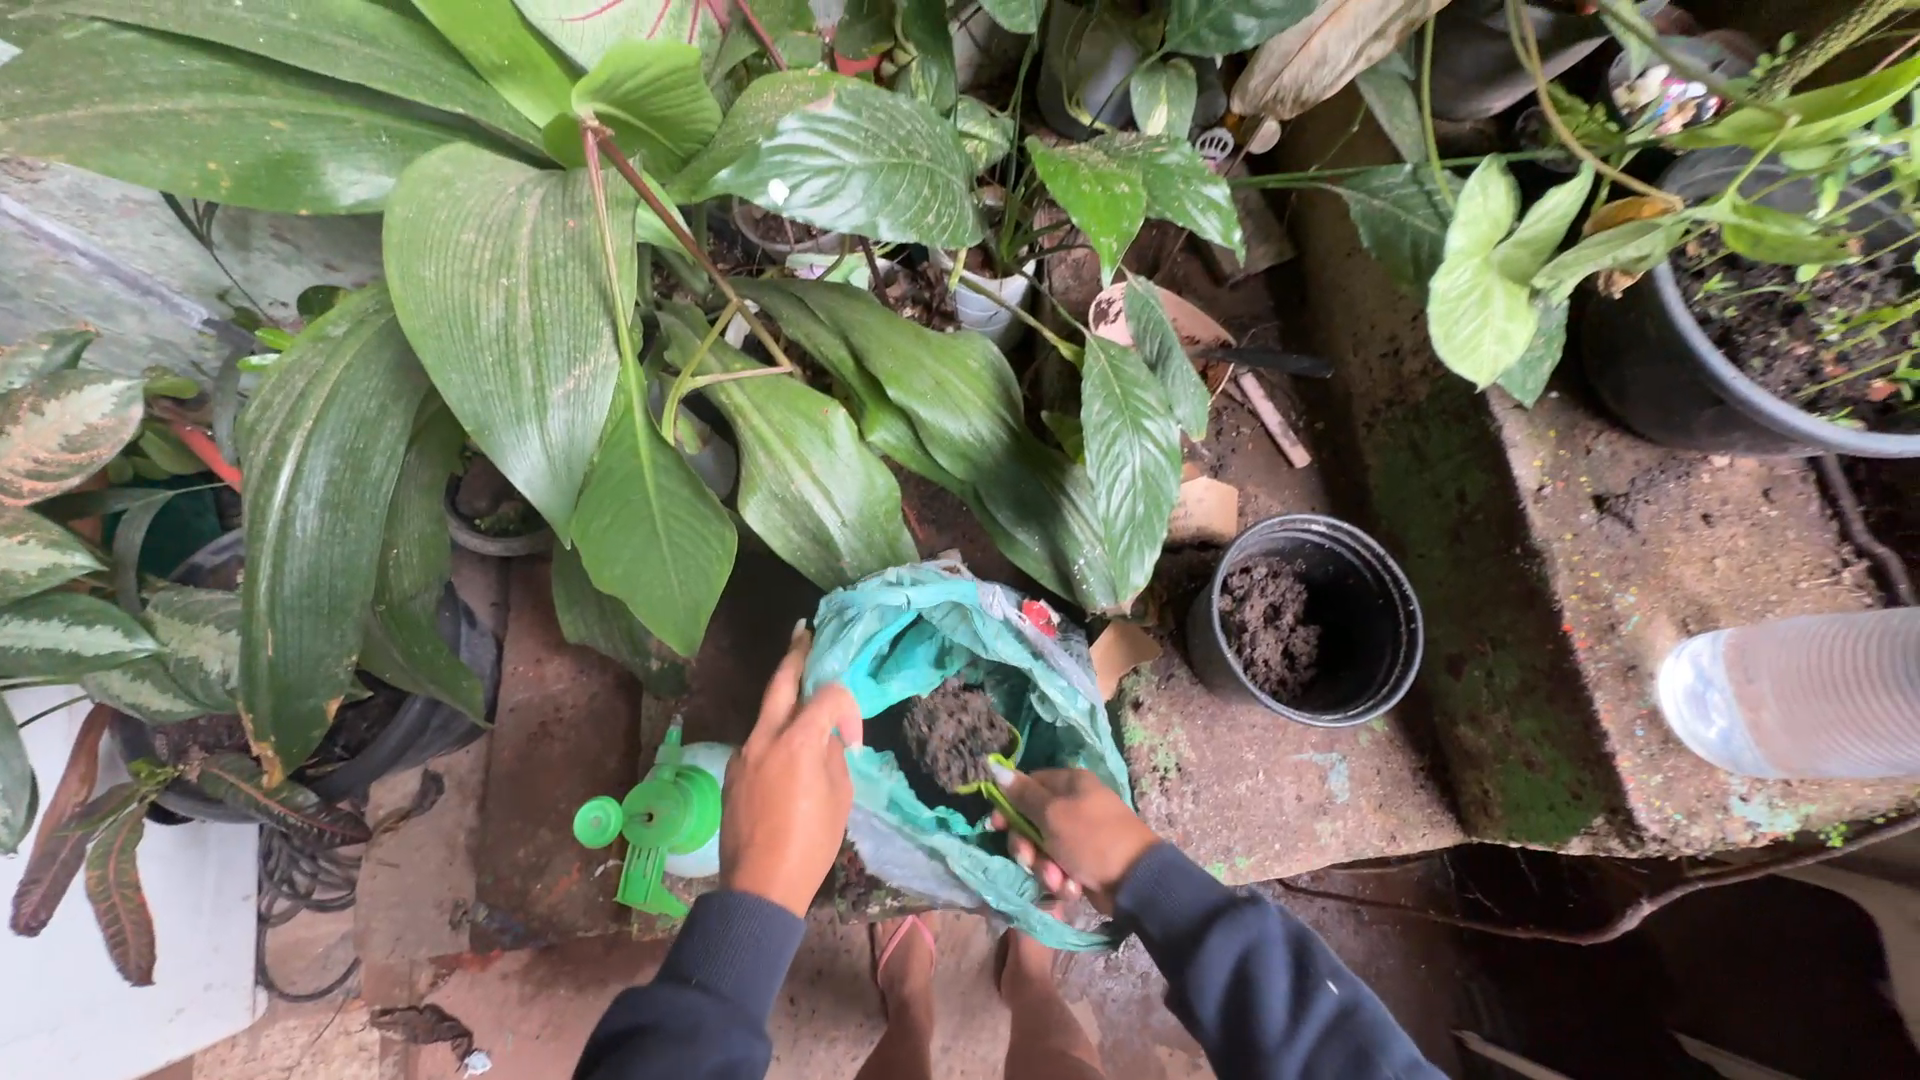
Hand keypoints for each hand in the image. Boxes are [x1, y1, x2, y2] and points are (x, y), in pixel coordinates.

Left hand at [719, 622, 862, 916]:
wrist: (760, 886)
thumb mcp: (839, 797)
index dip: (848, 709)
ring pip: (766, 712)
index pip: (828, 696)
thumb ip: (834, 756)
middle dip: (795, 655)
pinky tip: (787, 754)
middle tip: (803, 633)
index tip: (854, 740)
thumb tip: (827, 738)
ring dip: (785, 699)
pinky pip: (757, 741)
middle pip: (780, 682)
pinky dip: (775, 734)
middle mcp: (764, 737)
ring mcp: (743, 753)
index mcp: (797, 741)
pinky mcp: (732, 772)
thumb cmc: (811, 843)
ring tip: (801, 691)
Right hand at [988, 764, 1159, 913]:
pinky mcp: (1083, 862)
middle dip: (1027, 846)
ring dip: (1044, 868)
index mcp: (1069, 784)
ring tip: (1059, 879)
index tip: (996, 826)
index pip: (1027, 786)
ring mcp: (1079, 835)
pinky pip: (1058, 868)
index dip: (1009, 806)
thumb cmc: (1091, 839)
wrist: (1134, 882)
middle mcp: (1073, 805)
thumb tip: (995, 768)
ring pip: (1042, 850)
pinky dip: (1062, 880)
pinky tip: (1073, 887)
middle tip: (1029, 859)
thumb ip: (1022, 794)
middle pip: (1031, 822)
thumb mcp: (1053, 814)